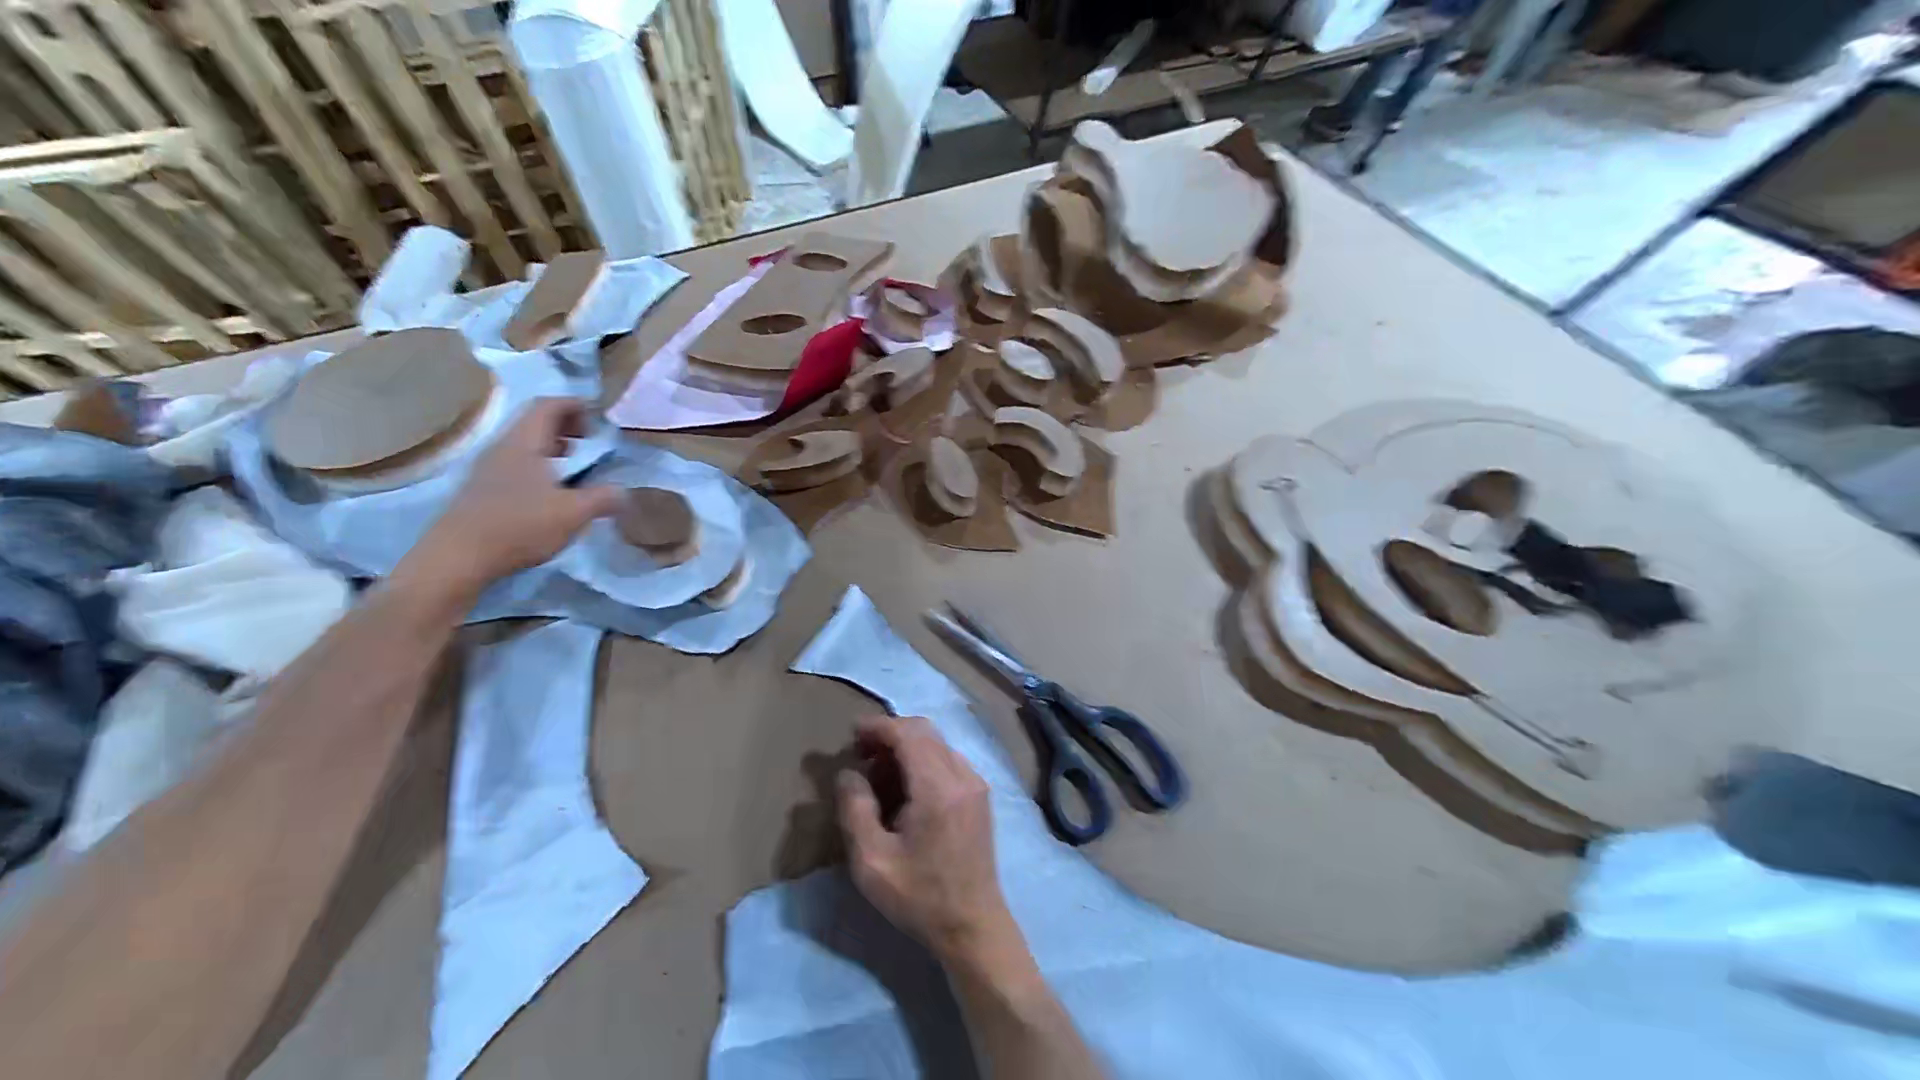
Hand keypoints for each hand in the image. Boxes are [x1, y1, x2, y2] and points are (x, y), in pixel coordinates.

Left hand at [402, 398, 622, 595]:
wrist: (457, 557)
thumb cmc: (519, 525)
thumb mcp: (573, 513)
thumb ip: (603, 498)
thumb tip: (624, 492)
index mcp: (524, 443)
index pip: (548, 406)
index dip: (575, 405)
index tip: (599, 416)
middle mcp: (503, 448)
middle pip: (535, 422)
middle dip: (566, 426)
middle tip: (591, 442)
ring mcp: (488, 469)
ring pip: (525, 445)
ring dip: (552, 448)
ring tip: (575, 467)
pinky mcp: (482, 490)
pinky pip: (516, 465)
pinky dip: (539, 467)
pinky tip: (551, 493)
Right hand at [838, 715, 1014, 962]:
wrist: (973, 926)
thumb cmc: (919, 897)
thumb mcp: (871, 861)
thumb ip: (855, 809)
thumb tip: (849, 773)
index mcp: (939, 788)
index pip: (909, 734)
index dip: (878, 727)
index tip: (852, 734)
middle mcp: (963, 776)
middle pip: (925, 731)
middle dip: (891, 734)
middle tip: (861, 755)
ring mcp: (976, 784)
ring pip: (937, 743)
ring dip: (906, 747)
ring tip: (878, 775)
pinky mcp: (979, 796)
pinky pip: (947, 760)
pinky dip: (922, 760)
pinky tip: (905, 789)